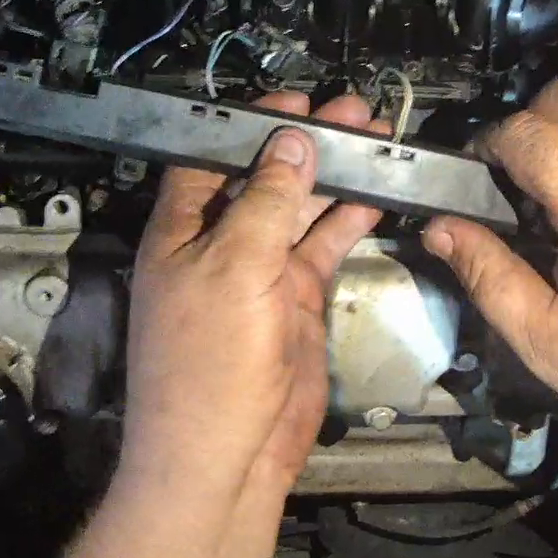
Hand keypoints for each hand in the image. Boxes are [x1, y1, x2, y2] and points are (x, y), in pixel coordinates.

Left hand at [123, 93, 384, 497]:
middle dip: (307, 144)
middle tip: (354, 113)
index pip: (214, 156)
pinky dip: (347, 220)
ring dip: (334, 176)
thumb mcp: (232, 269)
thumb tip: (291, 142)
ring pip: (299, 208)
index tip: (297, 100)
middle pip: (265, 177)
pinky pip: (322, 247)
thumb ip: (264, 202)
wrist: (227, 457)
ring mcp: (259, 270)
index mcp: (182, 228)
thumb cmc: (208, 363)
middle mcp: (219, 242)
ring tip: (375, 140)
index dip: (253, 126)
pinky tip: (374, 195)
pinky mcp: (294, 298)